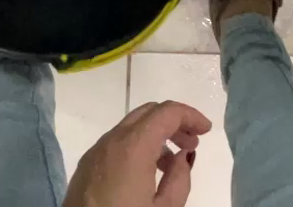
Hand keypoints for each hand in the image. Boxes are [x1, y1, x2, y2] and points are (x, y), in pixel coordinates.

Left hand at [63, 100, 210, 206]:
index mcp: (133, 145)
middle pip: (148, 113)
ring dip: (155, 134)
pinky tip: (146, 172)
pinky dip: (137, 145)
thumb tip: (181, 158)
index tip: (206, 130)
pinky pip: (116, 142)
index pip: (167, 112)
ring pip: (131, 126)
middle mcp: (112, 139)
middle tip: (193, 144)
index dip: (190, 115)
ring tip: (172, 162)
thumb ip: (179, 180)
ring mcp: (95, 152)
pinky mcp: (85, 167)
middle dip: (174, 122)